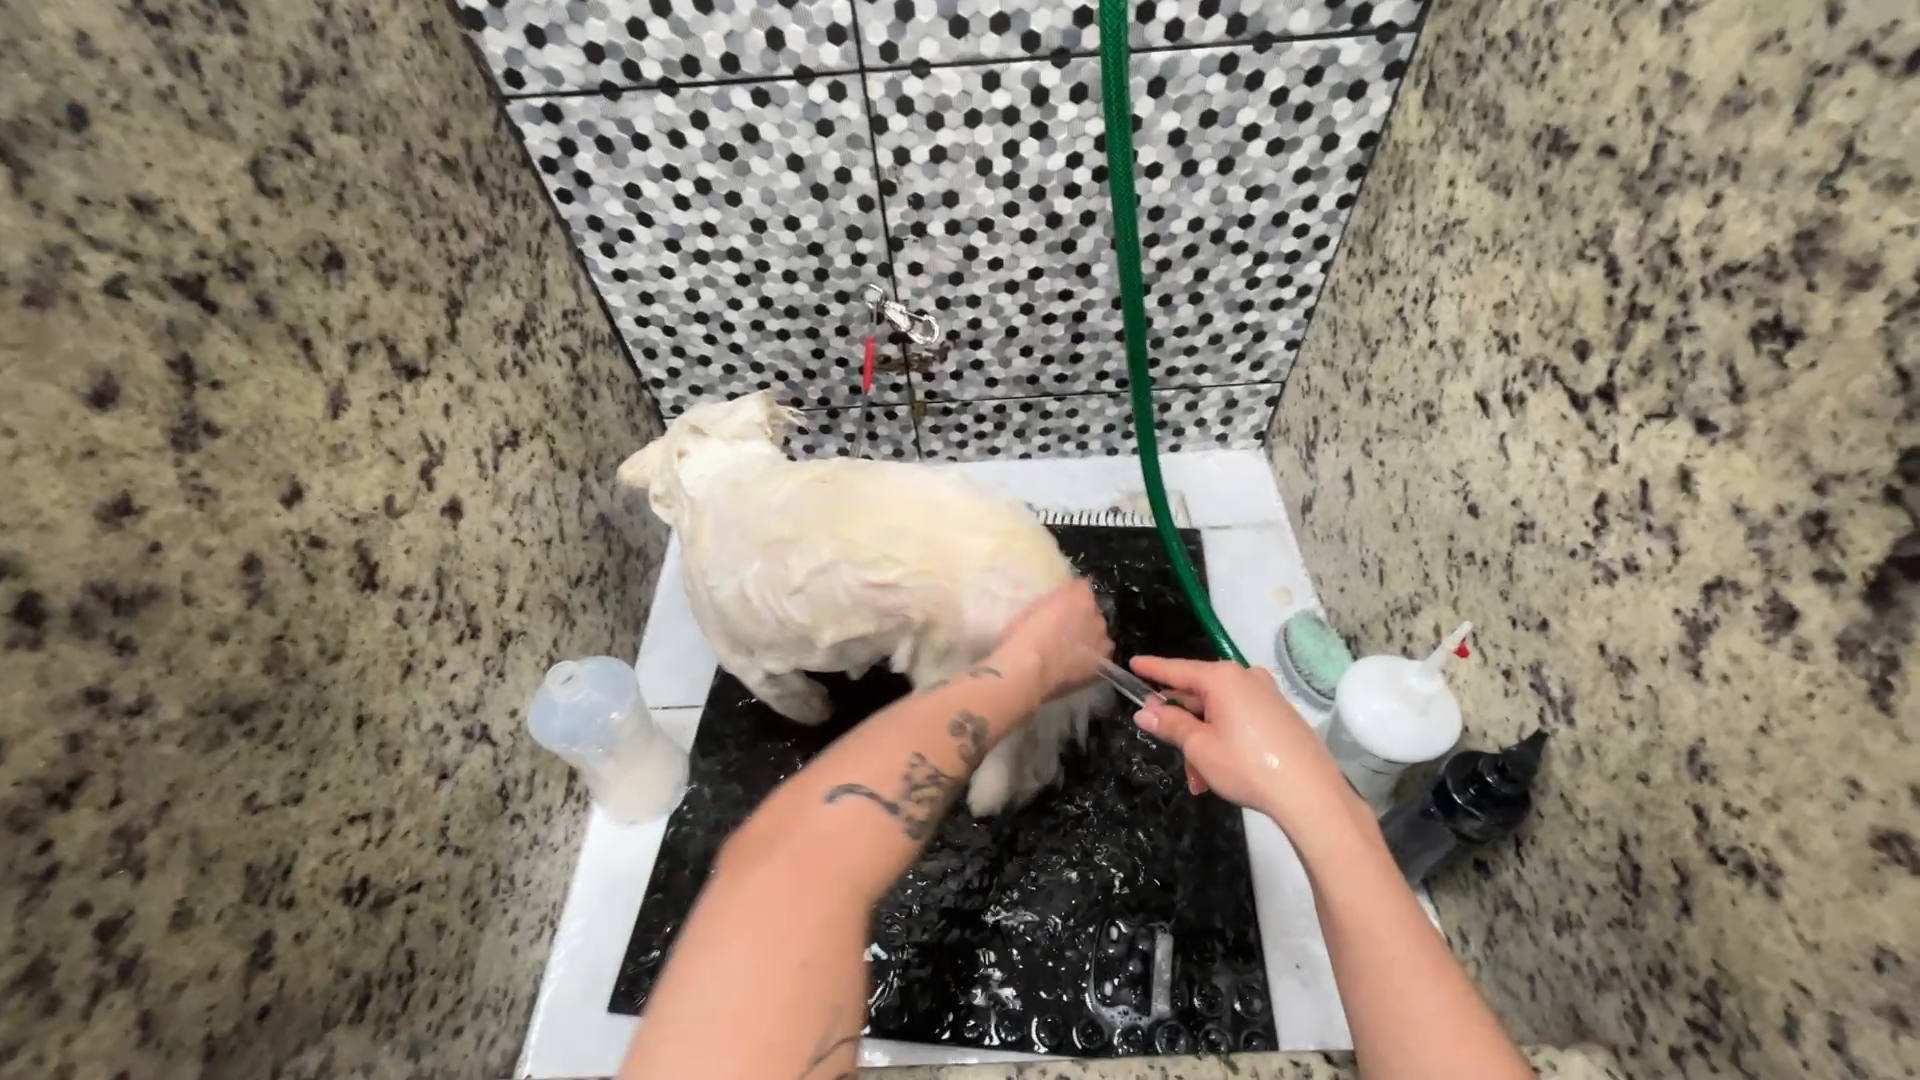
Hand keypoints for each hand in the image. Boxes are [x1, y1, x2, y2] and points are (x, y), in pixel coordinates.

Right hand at [989, 580, 1113, 702]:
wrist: (1027, 671)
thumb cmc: (1021, 636)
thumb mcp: (1032, 609)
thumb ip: (1051, 602)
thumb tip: (1058, 603)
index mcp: (1078, 595)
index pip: (1081, 586)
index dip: (1071, 595)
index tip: (1060, 603)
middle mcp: (1096, 614)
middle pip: (1092, 610)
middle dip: (1081, 615)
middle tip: (1063, 627)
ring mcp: (1102, 639)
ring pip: (1099, 632)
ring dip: (1089, 635)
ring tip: (1072, 647)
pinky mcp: (1103, 662)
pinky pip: (1102, 653)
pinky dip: (1093, 654)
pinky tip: (1079, 662)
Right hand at [1129, 657, 1357, 827]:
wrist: (1311, 794)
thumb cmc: (1247, 765)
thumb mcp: (1199, 747)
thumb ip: (1170, 725)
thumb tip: (1145, 712)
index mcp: (1223, 679)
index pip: (1177, 669)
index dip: (1152, 669)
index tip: (1133, 663)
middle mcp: (1246, 678)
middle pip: (1198, 694)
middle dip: (1180, 723)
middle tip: (1166, 746)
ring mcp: (1266, 696)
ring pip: (1218, 712)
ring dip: (1201, 741)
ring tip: (1198, 780)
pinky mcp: (1279, 715)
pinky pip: (1239, 720)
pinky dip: (1223, 740)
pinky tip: (1219, 772)